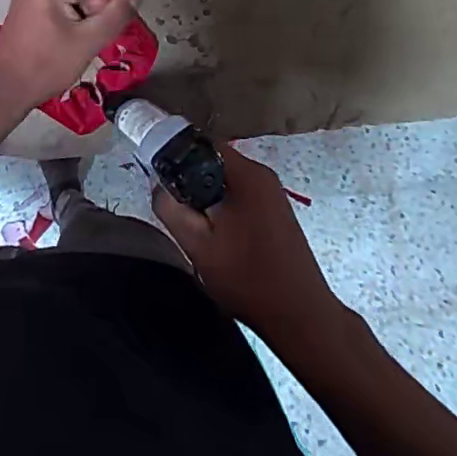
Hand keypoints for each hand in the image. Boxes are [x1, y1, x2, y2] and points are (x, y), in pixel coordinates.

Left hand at [0, 0, 139, 109]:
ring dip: (80, 13)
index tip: (86, 33)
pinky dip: (66, 13)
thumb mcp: (89, 42)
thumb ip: (116, 15)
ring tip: (68, 38)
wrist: (9, 89)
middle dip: (90, 9)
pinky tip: (58, 35)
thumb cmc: (49, 67)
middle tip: (78, 37)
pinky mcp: (24, 1)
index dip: (101, 8)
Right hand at [153, 145, 345, 344]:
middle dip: (189, 178)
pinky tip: (217, 236)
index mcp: (246, 175)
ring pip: (227, 180)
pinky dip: (223, 206)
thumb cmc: (246, 277)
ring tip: (193, 226)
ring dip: (206, 195)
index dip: (176, 153)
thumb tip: (159, 186)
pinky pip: (241, 195)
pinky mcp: (276, 210)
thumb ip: (172, 209)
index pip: (203, 143)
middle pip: (215, 160)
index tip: (158, 174)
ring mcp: (273, 193)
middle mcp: (263, 175)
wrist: (298, 312)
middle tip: (173, 206)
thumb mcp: (197, 245)